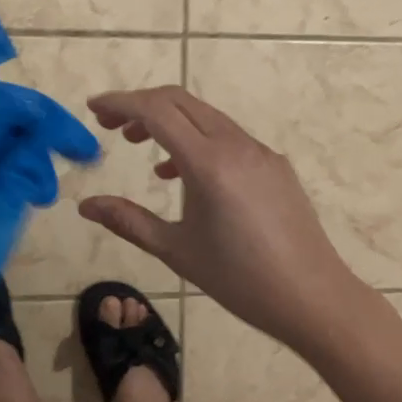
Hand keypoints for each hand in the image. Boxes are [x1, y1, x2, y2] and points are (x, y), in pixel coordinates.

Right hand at [78, 86, 360, 355]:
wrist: (316, 299)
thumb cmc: (241, 280)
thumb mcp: (176, 251)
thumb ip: (128, 220)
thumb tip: (85, 206)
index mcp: (209, 163)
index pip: (156, 110)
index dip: (120, 103)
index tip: (93, 108)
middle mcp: (235, 145)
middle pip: (179, 101)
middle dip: (140, 105)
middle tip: (109, 125)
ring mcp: (259, 151)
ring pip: (204, 115)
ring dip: (167, 120)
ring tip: (138, 144)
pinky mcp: (274, 164)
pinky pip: (226, 135)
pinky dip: (195, 138)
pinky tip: (181, 173)